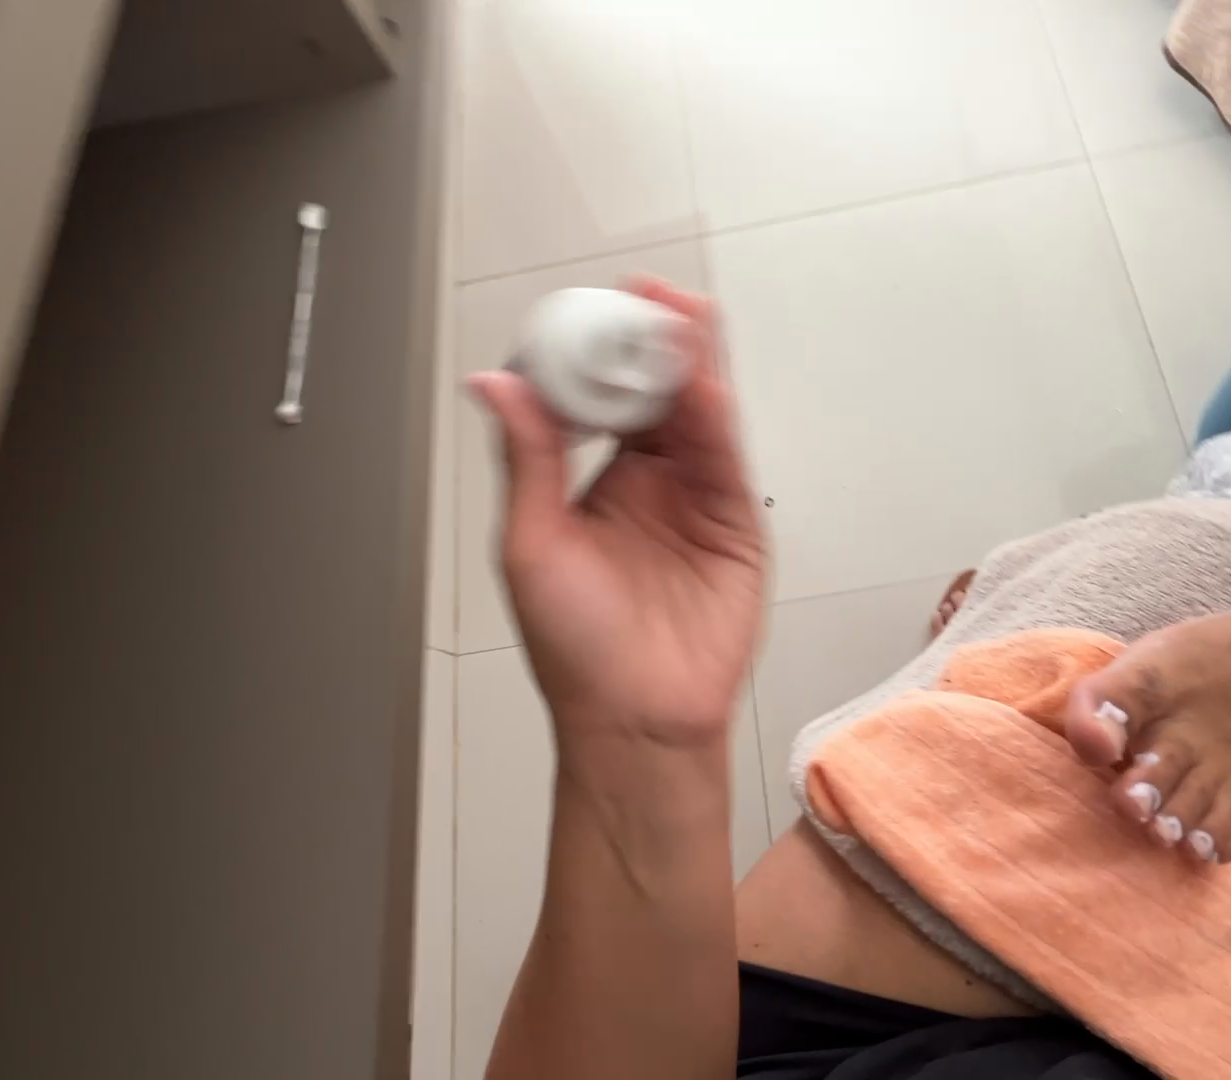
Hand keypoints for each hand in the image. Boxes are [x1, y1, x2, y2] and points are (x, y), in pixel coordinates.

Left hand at [468, 280, 765, 755]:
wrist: (636, 715)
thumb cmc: (578, 647)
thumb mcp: (532, 545)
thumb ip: (528, 461)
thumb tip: (495, 386)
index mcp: (601, 483)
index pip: (604, 402)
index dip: (599, 356)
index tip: (590, 315)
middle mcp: (652, 483)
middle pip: (658, 397)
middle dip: (655, 345)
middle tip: (648, 298)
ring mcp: (697, 499)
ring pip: (698, 418)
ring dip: (693, 367)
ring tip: (683, 316)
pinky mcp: (735, 524)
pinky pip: (726, 462)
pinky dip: (717, 421)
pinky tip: (703, 384)